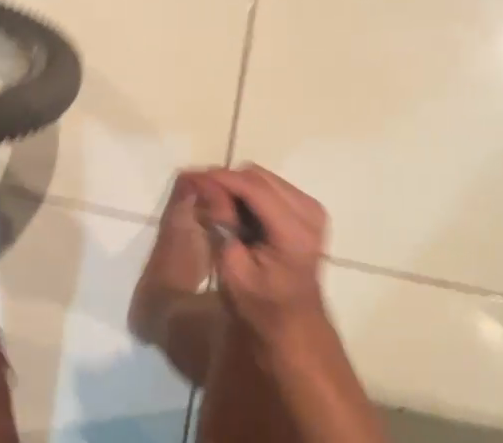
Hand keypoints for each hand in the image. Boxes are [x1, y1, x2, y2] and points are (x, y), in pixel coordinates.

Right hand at [186, 164, 329, 340]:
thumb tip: (203, 184)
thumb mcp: (232, 269)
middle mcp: (309, 212)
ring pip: (264, 178)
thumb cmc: (262, 306)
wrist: (296, 326)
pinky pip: (273, 186)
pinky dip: (250, 192)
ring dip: (238, 185)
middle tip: (200, 193)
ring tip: (217, 203)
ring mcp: (312, 209)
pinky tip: (238, 211)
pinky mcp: (309, 211)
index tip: (190, 177)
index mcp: (294, 232)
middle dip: (227, 180)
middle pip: (259, 177)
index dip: (220, 178)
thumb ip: (220, 222)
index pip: (253, 187)